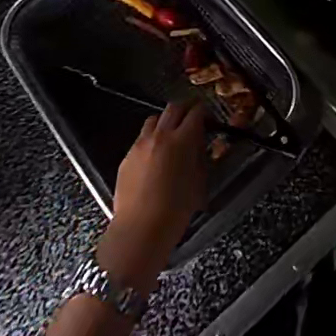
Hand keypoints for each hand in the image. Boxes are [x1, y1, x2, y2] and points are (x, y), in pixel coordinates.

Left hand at [98, 101, 209, 290]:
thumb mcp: (200, 183)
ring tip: (173, 134)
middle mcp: (159, 136)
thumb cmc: (175, 211)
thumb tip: (201, 146)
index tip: (207, 115)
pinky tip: (157, 155)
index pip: (195, 113)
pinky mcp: (128, 155)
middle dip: (185, 108)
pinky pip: (141, 138)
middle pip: (173, 108)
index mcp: (181, 141)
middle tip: (193, 116)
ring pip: (154, 119)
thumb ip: (201, 158)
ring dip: (166, 121)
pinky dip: (152, 138)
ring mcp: (140, 144)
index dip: (204, 111)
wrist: (141, 228)